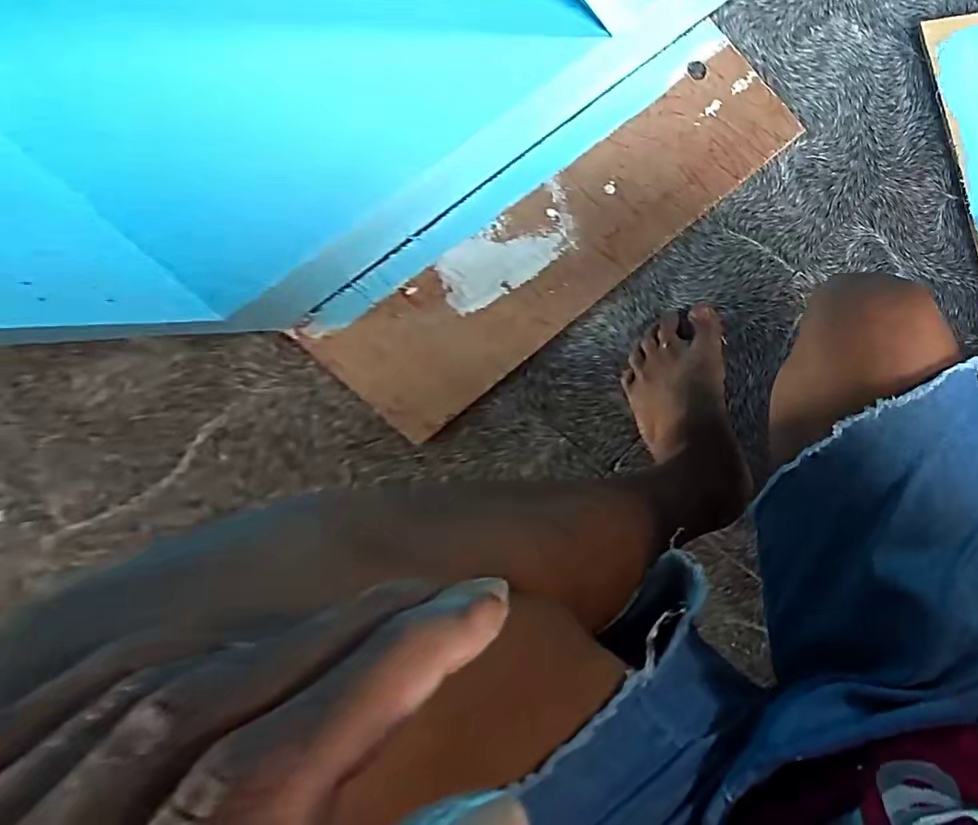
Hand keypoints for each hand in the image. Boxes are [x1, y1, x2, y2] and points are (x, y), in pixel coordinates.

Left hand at [0, 579, 513, 824]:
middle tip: (448, 593)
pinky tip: (234, 643)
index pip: (288, 755)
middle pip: (222, 702)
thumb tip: (508, 809)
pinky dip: (164, 657)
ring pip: (148, 697)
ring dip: (281, 638)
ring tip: (366, 617)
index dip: (401, 659)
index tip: (487, 603)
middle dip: (359, 625)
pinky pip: (49, 711)